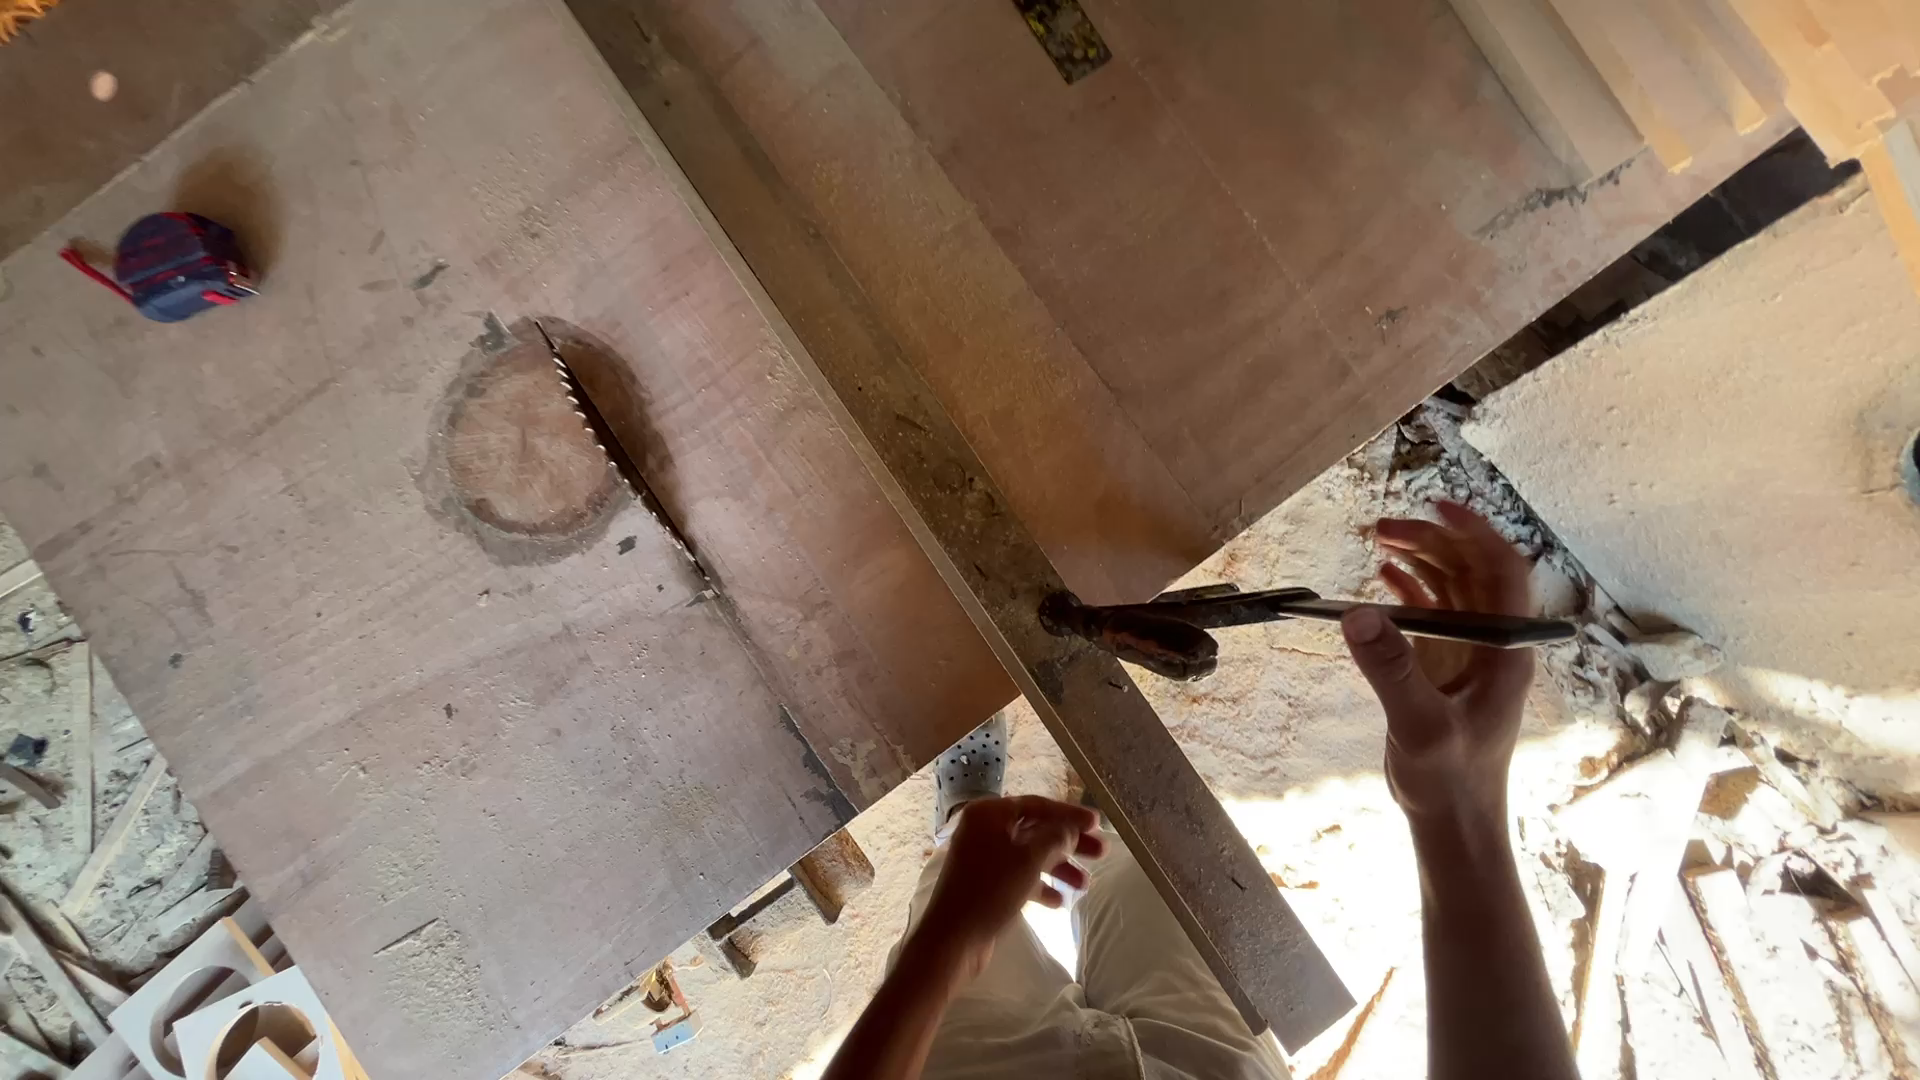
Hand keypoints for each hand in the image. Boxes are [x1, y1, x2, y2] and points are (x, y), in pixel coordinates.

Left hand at [908, 796, 1105, 990]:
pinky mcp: (985, 883)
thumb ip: (1055, 837)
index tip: (1098, 824)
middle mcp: (984, 829)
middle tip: (1101, 852)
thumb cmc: (991, 890)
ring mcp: (983, 857)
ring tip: (1085, 885)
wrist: (952, 939)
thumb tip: (1071, 828)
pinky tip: (1059, 902)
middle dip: (1069, 842)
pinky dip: (1040, 884)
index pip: (1037, 805)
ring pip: (1030, 854)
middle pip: (1036, 829)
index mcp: (990, 814)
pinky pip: (1019, 875)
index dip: (1070, 814)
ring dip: (1058, 866)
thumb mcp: (1029, 859)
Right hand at [1342, 501, 1534, 826]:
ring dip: (1418, 559)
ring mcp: (1465, 655)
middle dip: (1431, 541)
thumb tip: (1357, 612)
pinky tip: (1385, 576)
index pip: (1501, 572)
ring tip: (1377, 539)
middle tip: (1380, 527)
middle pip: (1469, 572)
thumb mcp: (1419, 723)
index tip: (1438, 505)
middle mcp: (1490, 644)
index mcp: (1503, 650)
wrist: (1453, 819)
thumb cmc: (1449, 777)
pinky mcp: (1440, 667)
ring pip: (1449, 588)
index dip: (1476, 533)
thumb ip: (1391, 669)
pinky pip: (1429, 613)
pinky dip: (1408, 588)